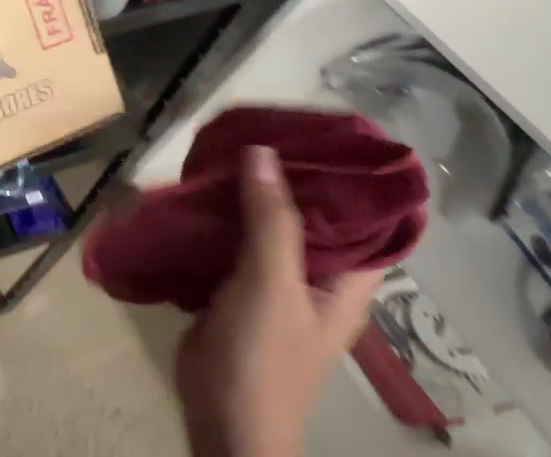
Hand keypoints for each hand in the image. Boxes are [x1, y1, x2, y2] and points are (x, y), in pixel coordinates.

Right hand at [174, 145, 383, 456]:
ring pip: (261, 226)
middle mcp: (314, 277)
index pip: (362, 218)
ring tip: (214, 153)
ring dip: (239, 195)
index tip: (316, 133)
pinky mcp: (232, 289)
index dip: (346, 177)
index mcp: (345, 280)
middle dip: (281, 177)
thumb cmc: (263, 357)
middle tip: (250, 132)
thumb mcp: (270, 285)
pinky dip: (212, 217)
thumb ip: (270, 221)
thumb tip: (263, 153)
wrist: (222, 418)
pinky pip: (227, 242)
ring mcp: (271, 284)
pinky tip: (188, 194)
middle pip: (306, 216)